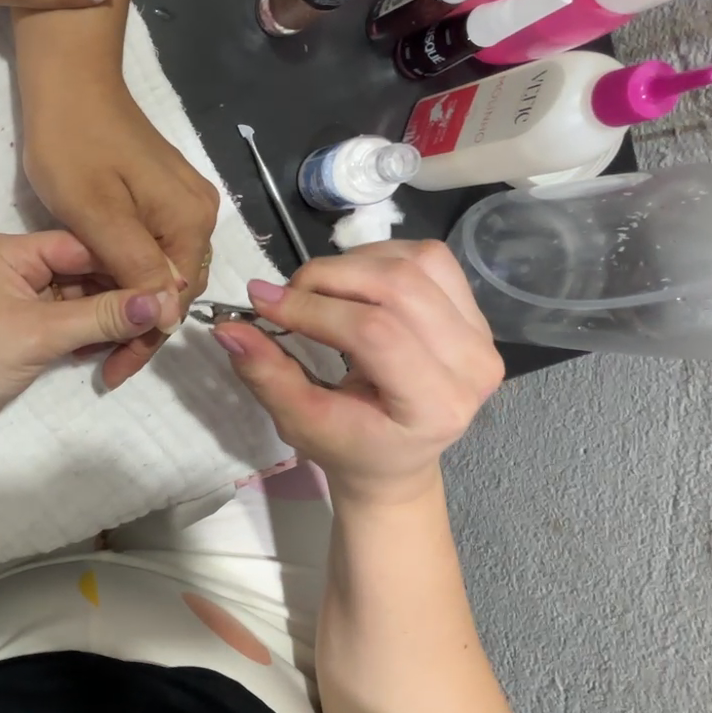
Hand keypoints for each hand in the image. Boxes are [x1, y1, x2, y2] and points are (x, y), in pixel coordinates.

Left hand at [0, 231, 167, 437]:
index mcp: (13, 250)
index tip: (169, 289)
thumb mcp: (43, 334)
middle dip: (121, 299)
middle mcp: (18, 266)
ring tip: (135, 344)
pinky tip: (108, 354)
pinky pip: (70, 322)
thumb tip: (164, 301)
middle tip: (158, 325)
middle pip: (87, 271)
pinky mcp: (25, 329)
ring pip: (82, 300)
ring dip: (108, 322)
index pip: (85, 244)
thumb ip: (104, 315)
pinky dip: (90, 336)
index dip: (127, 265)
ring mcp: (21, 299)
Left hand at [22, 83, 217, 388]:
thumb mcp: (96, 214)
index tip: (111, 373)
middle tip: (100, 364)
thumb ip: (132, 267)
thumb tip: (168, 318)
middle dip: (136, 330)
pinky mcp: (155, 200)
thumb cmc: (73, 147)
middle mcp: (195, 216)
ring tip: (93, 341)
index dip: (143, 341)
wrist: (66, 84)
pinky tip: (95, 299)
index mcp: (188, 222)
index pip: (175, 301)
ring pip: (156, 276)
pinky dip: (121, 282)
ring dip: (127, 309)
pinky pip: (146, 254)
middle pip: (171, 291)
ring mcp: (177, 206)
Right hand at [211, 241, 504, 505]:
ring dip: (352, 263)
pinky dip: (379, 258)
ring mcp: (484, 334)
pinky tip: (353, 283)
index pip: (375, 332)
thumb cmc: (345, 445)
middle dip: (327, 278)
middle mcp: (473, 364)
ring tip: (316, 290)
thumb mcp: (297, 420)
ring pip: (416, 262)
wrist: (393, 454)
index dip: (311, 308)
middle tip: (286, 295)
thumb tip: (227, 327)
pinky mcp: (476, 312)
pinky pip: (429, 258)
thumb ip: (265, 373)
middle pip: (399, 286)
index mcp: (433, 405)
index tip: (258, 301)